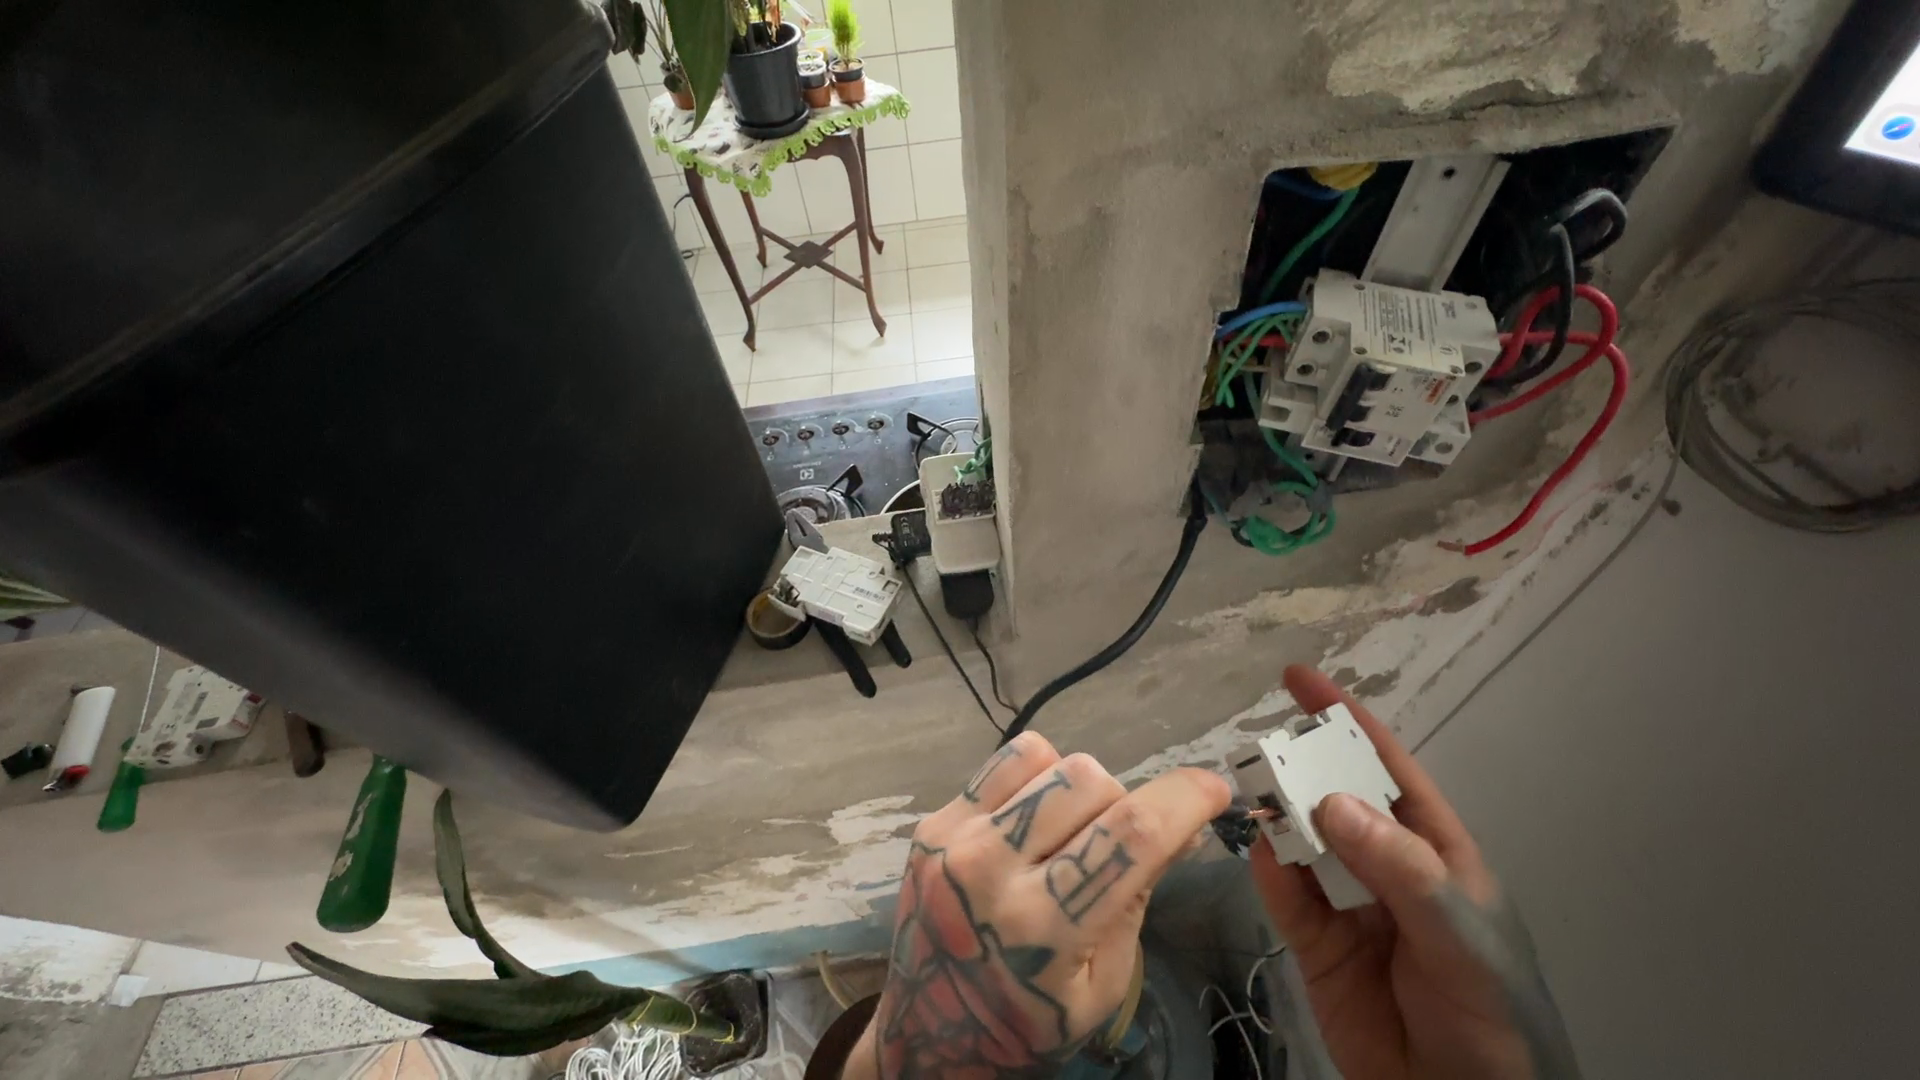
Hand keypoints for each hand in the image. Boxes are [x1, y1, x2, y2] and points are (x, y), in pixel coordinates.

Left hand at [845, 732, 1230, 1077]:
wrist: (929, 1029)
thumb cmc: (1030, 1018)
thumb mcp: (1104, 982)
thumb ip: (1138, 896)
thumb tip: (1182, 824)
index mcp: (1043, 927)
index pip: (1130, 836)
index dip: (1184, 800)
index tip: (1213, 789)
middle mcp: (991, 869)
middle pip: (1090, 780)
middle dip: (1122, 804)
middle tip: (1112, 844)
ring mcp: (955, 838)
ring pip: (1049, 758)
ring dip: (1078, 788)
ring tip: (1066, 832)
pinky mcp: (934, 821)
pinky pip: (1006, 759)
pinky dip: (1036, 775)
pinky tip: (1031, 815)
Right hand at [1252, 665, 1533, 1079]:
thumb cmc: (1492, 1016)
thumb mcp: (1459, 936)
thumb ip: (1399, 869)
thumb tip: (1328, 801)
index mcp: (1434, 851)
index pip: (1387, 768)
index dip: (1346, 720)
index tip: (1299, 680)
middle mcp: (1386, 867)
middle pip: (1335, 798)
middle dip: (1303, 767)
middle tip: (1264, 748)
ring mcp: (1348, 905)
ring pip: (1303, 844)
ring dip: (1279, 818)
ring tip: (1253, 794)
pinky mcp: (1317, 945)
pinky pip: (1287, 899)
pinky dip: (1272, 876)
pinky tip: (1262, 857)